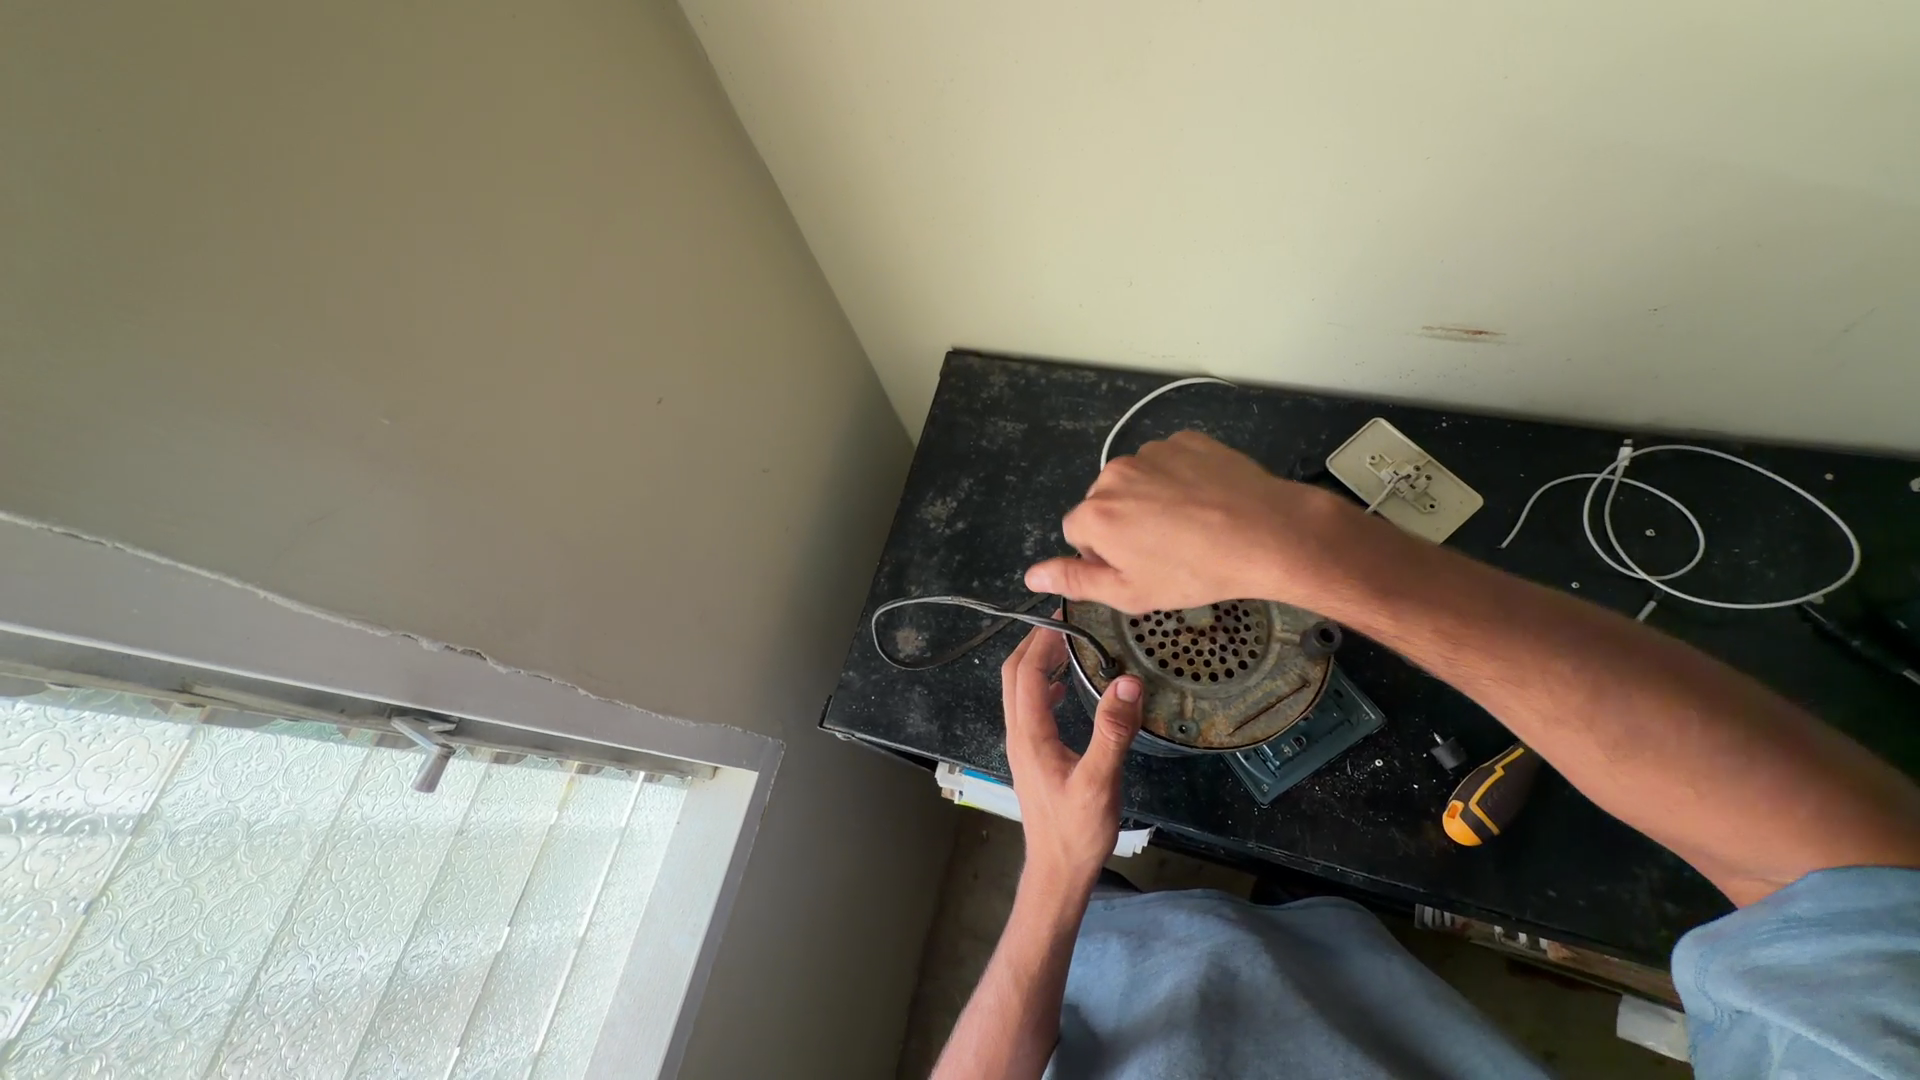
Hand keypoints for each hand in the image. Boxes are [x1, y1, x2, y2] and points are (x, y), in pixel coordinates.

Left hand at [1000, 624, 1143, 893]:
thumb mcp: (1100, 782)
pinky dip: (1044, 686)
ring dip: (1038, 662)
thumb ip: (1112, 732)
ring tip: (1069, 645)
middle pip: (1014, 675)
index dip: (1042, 639)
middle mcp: (1018, 733)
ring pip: (1019, 690)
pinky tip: (1067, 688)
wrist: (1057, 872)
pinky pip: (1030, 707)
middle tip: (1066, 622)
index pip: (1028, 672)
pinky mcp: (1032, 756)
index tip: (1064, 614)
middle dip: (1034, 643)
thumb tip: (1127, 682)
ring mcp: (1022, 745)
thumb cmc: (1077, 830)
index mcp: (1029, 734)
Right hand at [1025, 430, 1380, 612]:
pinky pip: (1169, 461)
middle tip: (1164, 549)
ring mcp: (1153, 451)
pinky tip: (1205, 502)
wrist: (1266, 533)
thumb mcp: (1129, 592)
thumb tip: (1031, 574)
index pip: (1077, 532)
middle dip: (1123, 522)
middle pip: (1104, 502)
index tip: (1136, 567)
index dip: (1103, 554)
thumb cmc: (1194, 572)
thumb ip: (1074, 579)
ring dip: (1151, 499)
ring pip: (1138, 480)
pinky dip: (1179, 479)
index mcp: (1096, 512)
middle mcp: (1115, 473)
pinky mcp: (1187, 440)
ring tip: (1189, 526)